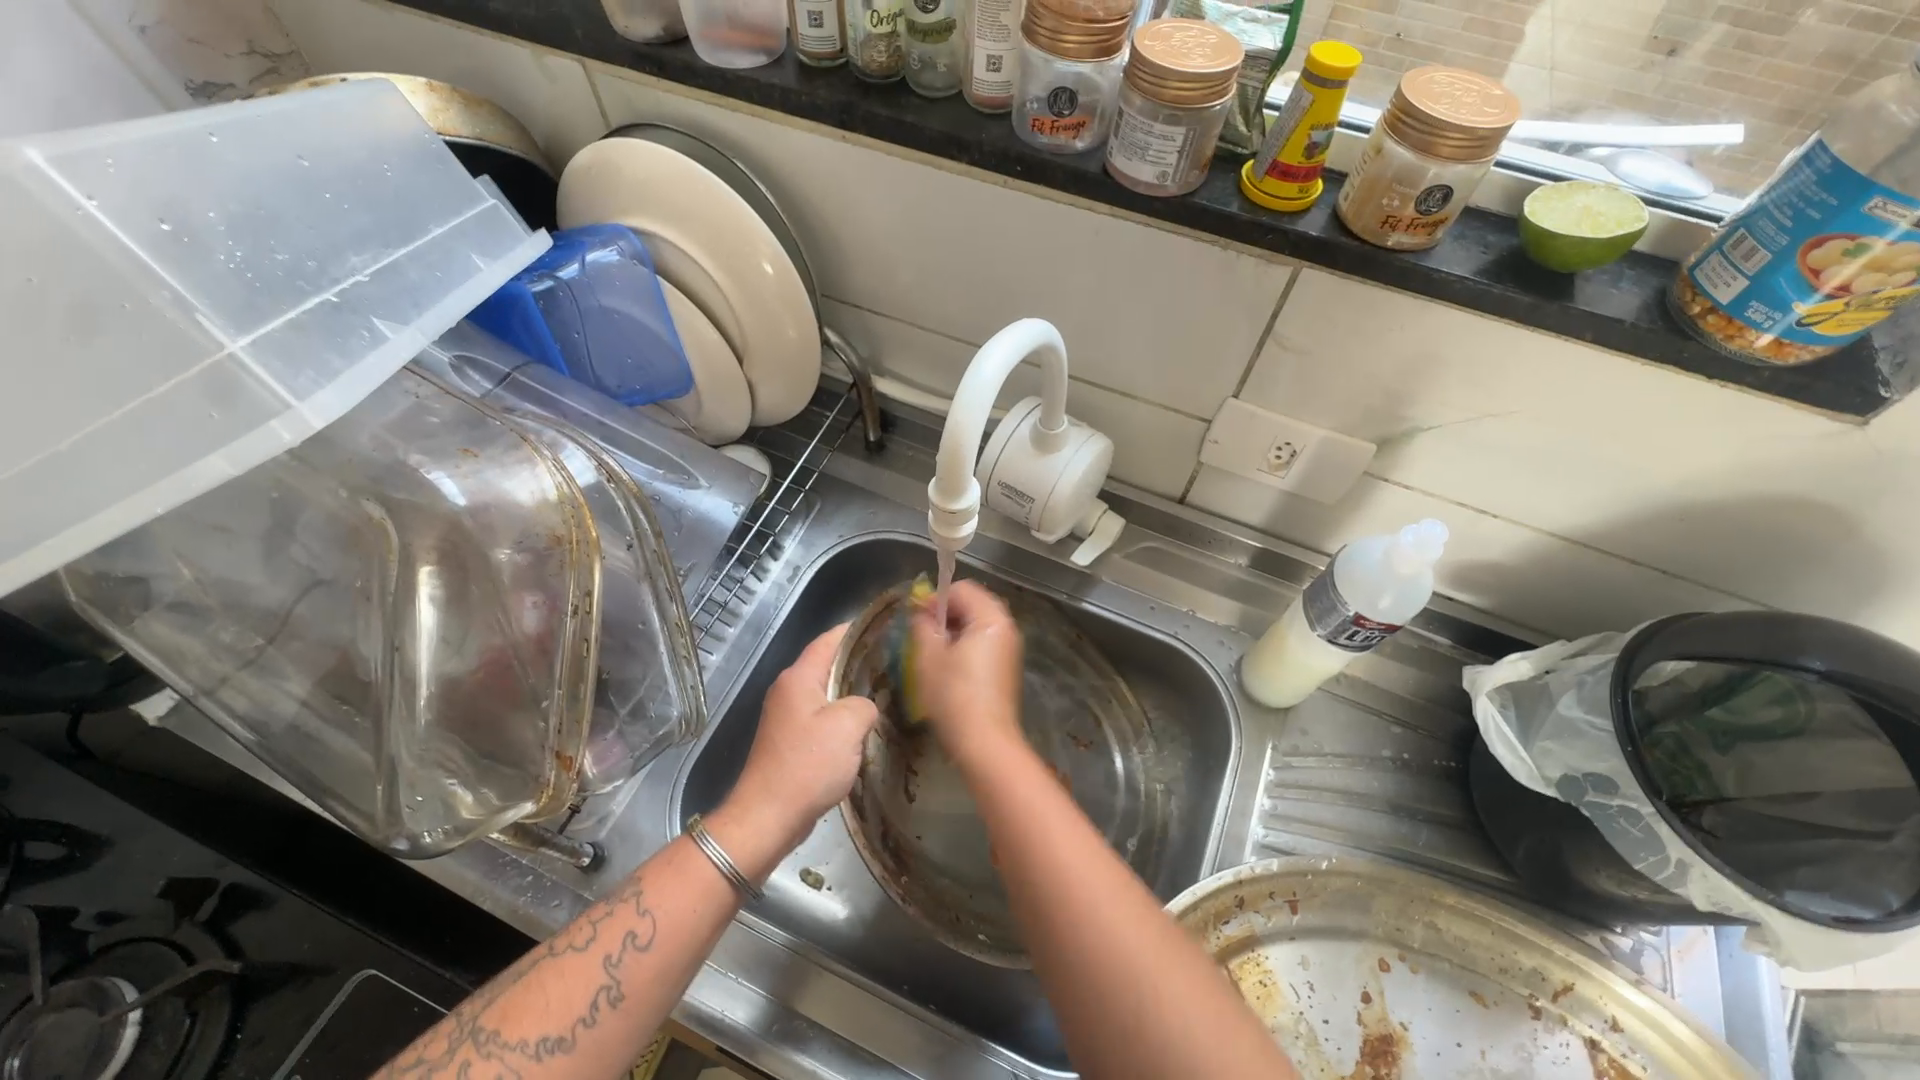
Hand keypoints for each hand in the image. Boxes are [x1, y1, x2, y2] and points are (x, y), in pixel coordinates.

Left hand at [711, 625, 877, 877]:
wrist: (768, 816)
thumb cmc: (807, 766)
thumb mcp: (848, 727)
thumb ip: (865, 703)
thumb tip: (866, 705)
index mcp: (798, 678)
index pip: (830, 640)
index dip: (857, 629)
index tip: (887, 627)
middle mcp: (788, 690)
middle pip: (828, 664)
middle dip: (860, 661)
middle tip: (896, 663)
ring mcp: (786, 716)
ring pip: (826, 693)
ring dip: (852, 692)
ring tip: (887, 692)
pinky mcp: (790, 740)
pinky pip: (821, 717)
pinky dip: (842, 717)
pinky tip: (865, 727)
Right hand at [909, 580, 1025, 766]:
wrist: (985, 742)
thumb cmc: (954, 696)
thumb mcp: (929, 658)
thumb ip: (923, 626)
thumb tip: (921, 613)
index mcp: (990, 618)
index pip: (961, 589)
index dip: (935, 598)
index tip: (916, 619)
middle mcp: (1006, 627)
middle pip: (972, 604)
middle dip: (945, 614)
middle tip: (922, 635)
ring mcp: (1010, 649)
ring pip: (977, 625)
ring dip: (953, 631)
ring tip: (931, 653)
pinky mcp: (1006, 668)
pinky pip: (984, 643)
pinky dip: (965, 646)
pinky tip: (948, 668)